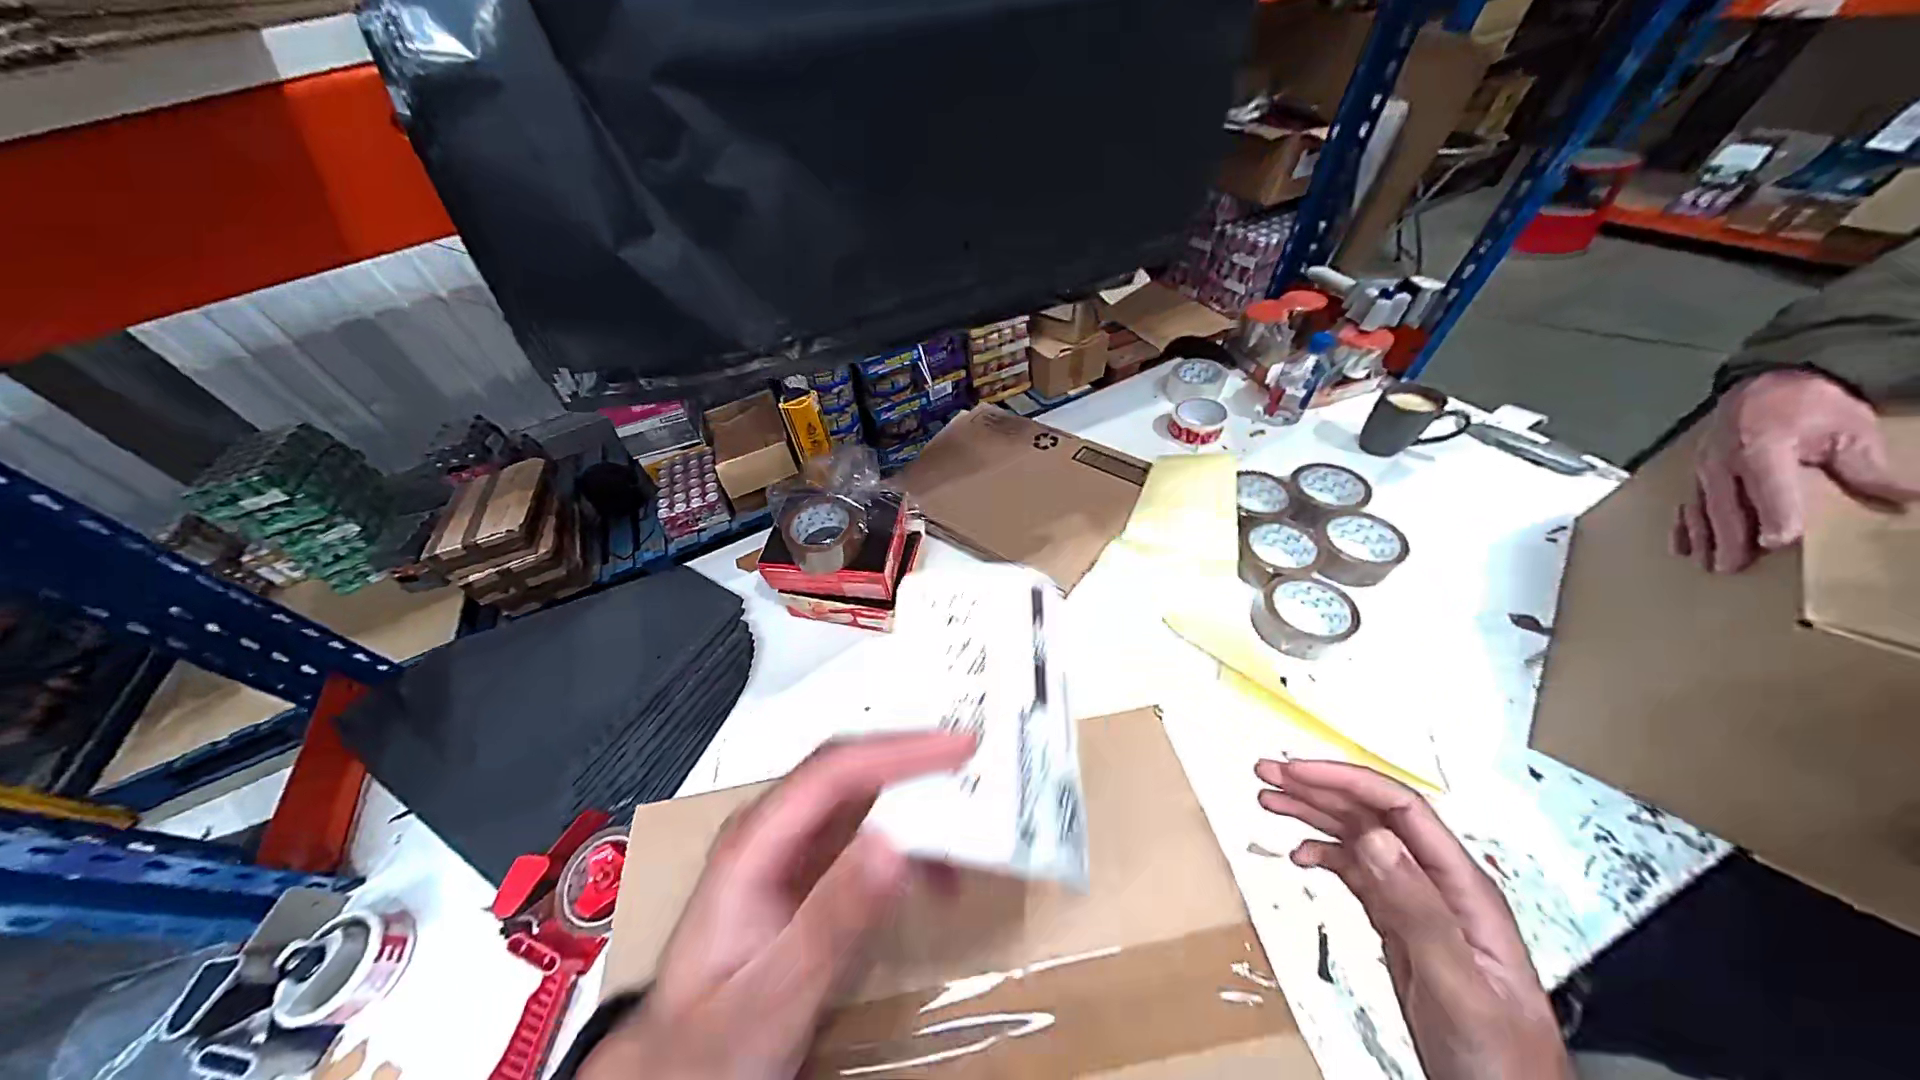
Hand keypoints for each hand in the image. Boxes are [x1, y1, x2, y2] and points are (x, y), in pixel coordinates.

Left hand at [583, 732, 975, 1079]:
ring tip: (970, 835)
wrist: (676, 1073)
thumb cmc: (712, 1041)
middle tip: (981, 773)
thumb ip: (832, 920)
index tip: (962, 749)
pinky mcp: (810, 875)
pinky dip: (911, 848)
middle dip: (918, 767)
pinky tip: (937, 880)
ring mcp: (792, 850)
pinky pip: (869, 838)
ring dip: (921, 807)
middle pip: (853, 773)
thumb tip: (896, 842)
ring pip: (866, 801)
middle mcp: (775, 830)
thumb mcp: (775, 992)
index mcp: (755, 843)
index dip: (900, 751)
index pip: (835, 771)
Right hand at [1255, 759, 1572, 1079]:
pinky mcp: (1398, 924)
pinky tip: (1300, 855)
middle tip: (1268, 773)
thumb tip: (1374, 837)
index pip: (1399, 808)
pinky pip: (1354, 873)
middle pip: (1371, 815)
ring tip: (1269, 799)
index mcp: (1460, 886)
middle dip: (1317, 788)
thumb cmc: (1502, 1060)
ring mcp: (1416, 902)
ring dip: (1312, 813)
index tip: (1297, 772)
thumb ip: (1419, 910)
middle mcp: (1436, 883)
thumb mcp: (1458, 987)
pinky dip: (1322, 855)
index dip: (1345, 781)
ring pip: (1357, 838)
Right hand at [1675, 369, 1919, 572]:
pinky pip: (1687, 501)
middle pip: (1724, 507)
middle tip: (1730, 567)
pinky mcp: (1696, 471)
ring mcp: (1704, 467)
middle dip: (1728, 538)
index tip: (1778, 542)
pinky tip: (1683, 543)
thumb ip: (1867, 468)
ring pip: (1700, 508)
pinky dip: (1684, 525)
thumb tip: (1906, 498)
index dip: (1774, 516)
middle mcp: (1724, 462)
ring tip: (1707, 563)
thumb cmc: (1811, 405)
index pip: (1768, 490)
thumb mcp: (1850, 430)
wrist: (1768, 382)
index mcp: (1762, 449)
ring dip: (1702, 537)